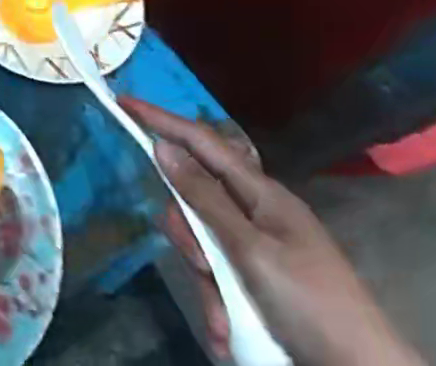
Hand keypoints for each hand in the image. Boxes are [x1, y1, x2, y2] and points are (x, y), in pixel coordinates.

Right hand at [118, 97, 423, 365]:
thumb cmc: (312, 304)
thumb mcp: (250, 251)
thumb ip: (204, 198)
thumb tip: (163, 146)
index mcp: (262, 194)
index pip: (201, 142)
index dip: (161, 120)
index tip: (124, 102)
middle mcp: (258, 213)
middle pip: (196, 202)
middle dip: (189, 236)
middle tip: (201, 266)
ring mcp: (260, 248)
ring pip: (204, 244)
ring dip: (206, 283)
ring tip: (224, 319)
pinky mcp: (260, 281)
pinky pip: (220, 278)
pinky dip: (219, 304)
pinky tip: (227, 332)